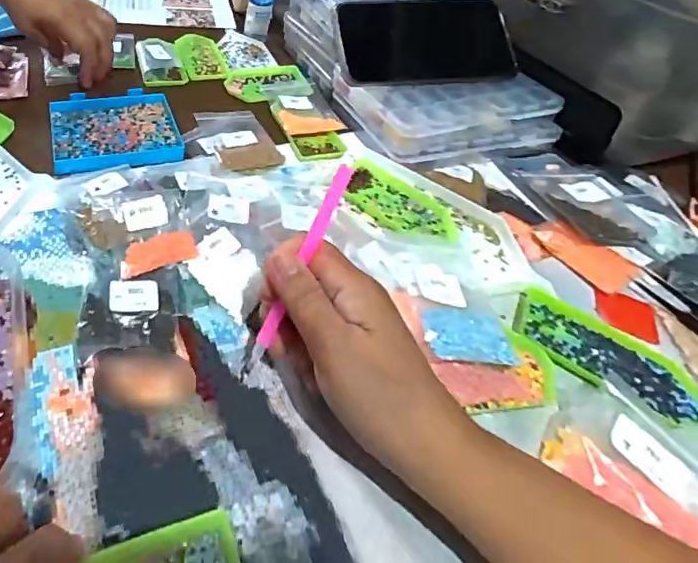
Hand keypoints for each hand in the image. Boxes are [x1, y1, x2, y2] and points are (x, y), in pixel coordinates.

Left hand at [0, 0, 115, 86]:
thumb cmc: (20, 2)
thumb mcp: (30, 29)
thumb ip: (50, 44)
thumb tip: (63, 58)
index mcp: (66, 20)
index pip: (88, 46)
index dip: (90, 66)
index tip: (86, 82)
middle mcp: (82, 12)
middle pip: (103, 40)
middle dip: (103, 63)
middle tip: (96, 80)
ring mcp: (86, 5)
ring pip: (109, 27)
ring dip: (109, 48)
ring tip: (101, 63)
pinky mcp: (85, 1)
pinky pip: (105, 18)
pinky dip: (107, 34)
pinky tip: (100, 43)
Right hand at [258, 240, 460, 476]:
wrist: (428, 450)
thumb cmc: (377, 394)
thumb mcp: (330, 343)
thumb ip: (302, 296)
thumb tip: (277, 254)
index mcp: (352, 285)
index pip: (307, 248)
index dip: (281, 266)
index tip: (269, 301)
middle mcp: (354, 296)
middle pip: (304, 279)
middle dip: (282, 306)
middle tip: (280, 343)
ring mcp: (356, 323)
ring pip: (307, 309)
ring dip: (292, 334)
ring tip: (299, 368)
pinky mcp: (356, 347)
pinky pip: (320, 334)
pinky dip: (308, 352)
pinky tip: (311, 377)